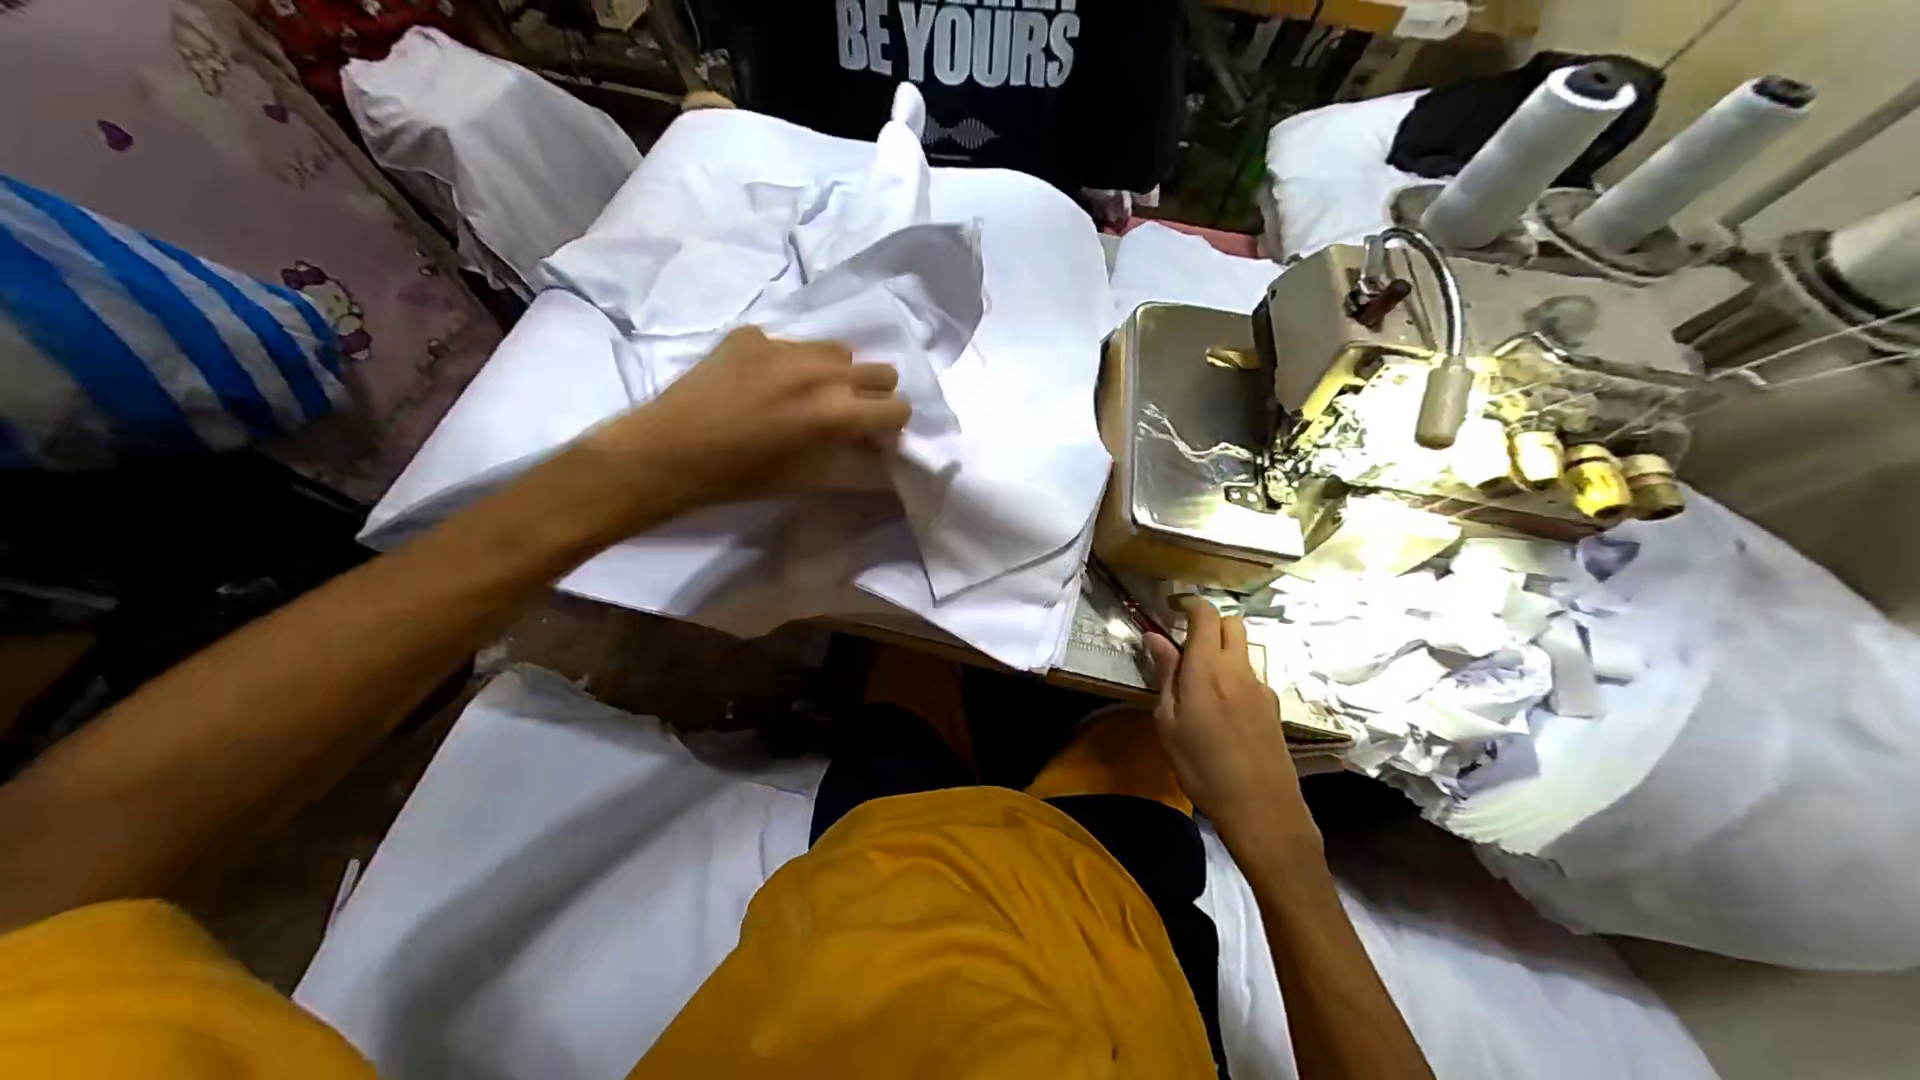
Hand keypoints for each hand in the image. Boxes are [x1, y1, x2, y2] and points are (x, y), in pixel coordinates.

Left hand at [586, 327, 909, 520]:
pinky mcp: (753, 335)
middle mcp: (821, 372)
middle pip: (881, 371)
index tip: (873, 436)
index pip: (898, 407)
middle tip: (846, 414)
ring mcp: (785, 347)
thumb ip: (856, 462)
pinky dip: (787, 363)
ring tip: (803, 394)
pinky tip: (760, 383)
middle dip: (873, 395)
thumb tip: (881, 450)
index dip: (891, 425)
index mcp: (837, 413)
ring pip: (838, 352)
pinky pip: (790, 344)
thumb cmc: (745, 477)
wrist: (672, 451)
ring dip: (835, 373)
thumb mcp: (811, 479)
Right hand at [1144, 601, 1316, 847]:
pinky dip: (1233, 676)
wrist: (1261, 808)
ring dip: (1222, 651)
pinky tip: (1221, 710)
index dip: (1189, 604)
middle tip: (1186, 644)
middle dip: (1209, 623)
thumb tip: (1155, 638)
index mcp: (1208, 669)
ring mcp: (1261, 687)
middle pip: (1231, 624)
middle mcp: (1239, 669)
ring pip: (1242, 649)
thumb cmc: (1201, 766)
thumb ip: (1166, 674)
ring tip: (1200, 682)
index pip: (1206, 615)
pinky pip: (1250, 675)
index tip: (1172, 610)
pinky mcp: (1273, 706)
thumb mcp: (1169, 721)